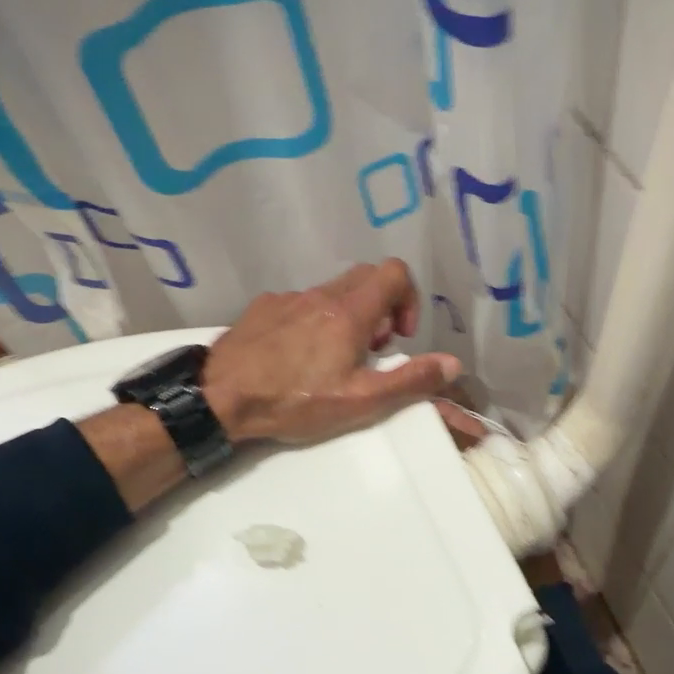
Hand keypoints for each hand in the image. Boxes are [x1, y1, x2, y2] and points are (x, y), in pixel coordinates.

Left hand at [201, 259, 462, 444]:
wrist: (220, 396)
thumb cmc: (295, 401)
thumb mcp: (360, 400)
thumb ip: (410, 380)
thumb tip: (453, 364)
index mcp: (349, 312)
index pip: (395, 273)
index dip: (409, 299)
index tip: (400, 337)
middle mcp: (320, 295)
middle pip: (365, 278)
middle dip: (381, 308)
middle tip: (373, 349)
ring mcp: (287, 298)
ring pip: (332, 292)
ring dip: (347, 317)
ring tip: (335, 359)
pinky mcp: (262, 308)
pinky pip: (300, 303)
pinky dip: (313, 321)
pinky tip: (298, 357)